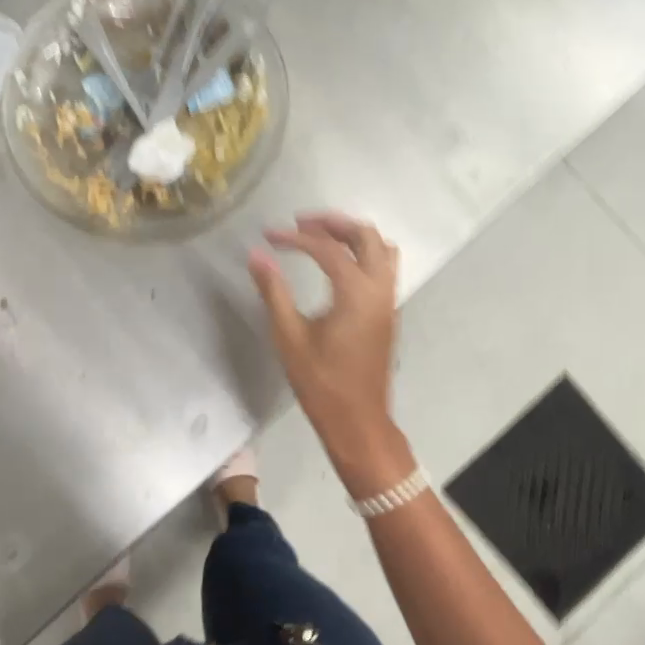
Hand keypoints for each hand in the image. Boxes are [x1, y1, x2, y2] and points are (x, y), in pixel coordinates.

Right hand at [250, 212, 411, 490]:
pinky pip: (384, 267)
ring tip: (320, 238)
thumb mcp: (289, 338)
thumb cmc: (321, 383)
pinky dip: (363, 253)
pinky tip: (337, 265)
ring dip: (352, 236)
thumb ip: (274, 293)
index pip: (327, 249)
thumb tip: (257, 256)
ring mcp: (388, 301)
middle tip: (301, 224)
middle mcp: (379, 290)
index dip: (296, 237)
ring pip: (381, 249)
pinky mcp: (387, 313)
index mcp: (356, 293)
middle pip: (365, 236)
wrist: (357, 420)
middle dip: (333, 224)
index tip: (269, 236)